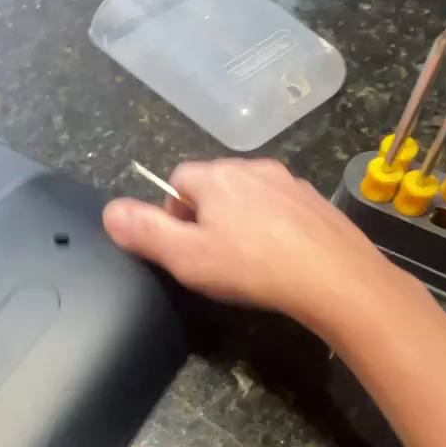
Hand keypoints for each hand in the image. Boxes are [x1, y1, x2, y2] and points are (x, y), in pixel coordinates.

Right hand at [103, 159, 423, 330]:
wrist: (335, 279)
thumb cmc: (252, 268)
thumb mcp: (186, 257)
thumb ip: (145, 232)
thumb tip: (109, 211)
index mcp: (216, 176)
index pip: (175, 182)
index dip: (172, 216)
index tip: (183, 250)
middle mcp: (252, 167)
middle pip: (212, 186)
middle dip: (205, 216)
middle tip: (212, 259)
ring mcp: (289, 182)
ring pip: (248, 197)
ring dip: (240, 221)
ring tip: (248, 262)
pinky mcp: (316, 202)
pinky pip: (280, 209)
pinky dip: (273, 228)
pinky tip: (280, 259)